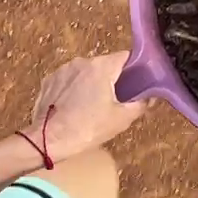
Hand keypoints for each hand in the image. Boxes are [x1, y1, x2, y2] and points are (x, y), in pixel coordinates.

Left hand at [31, 52, 148, 162]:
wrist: (48, 140)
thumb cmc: (88, 128)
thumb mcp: (121, 119)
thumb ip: (140, 104)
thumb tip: (150, 97)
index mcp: (102, 67)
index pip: (126, 56)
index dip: (134, 68)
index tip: (137, 82)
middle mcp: (81, 62)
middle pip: (105, 65)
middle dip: (112, 79)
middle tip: (116, 100)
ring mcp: (62, 70)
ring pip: (85, 72)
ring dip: (92, 84)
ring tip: (92, 107)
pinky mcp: (49, 80)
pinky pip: (68, 80)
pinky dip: (74, 90)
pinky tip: (74, 108)